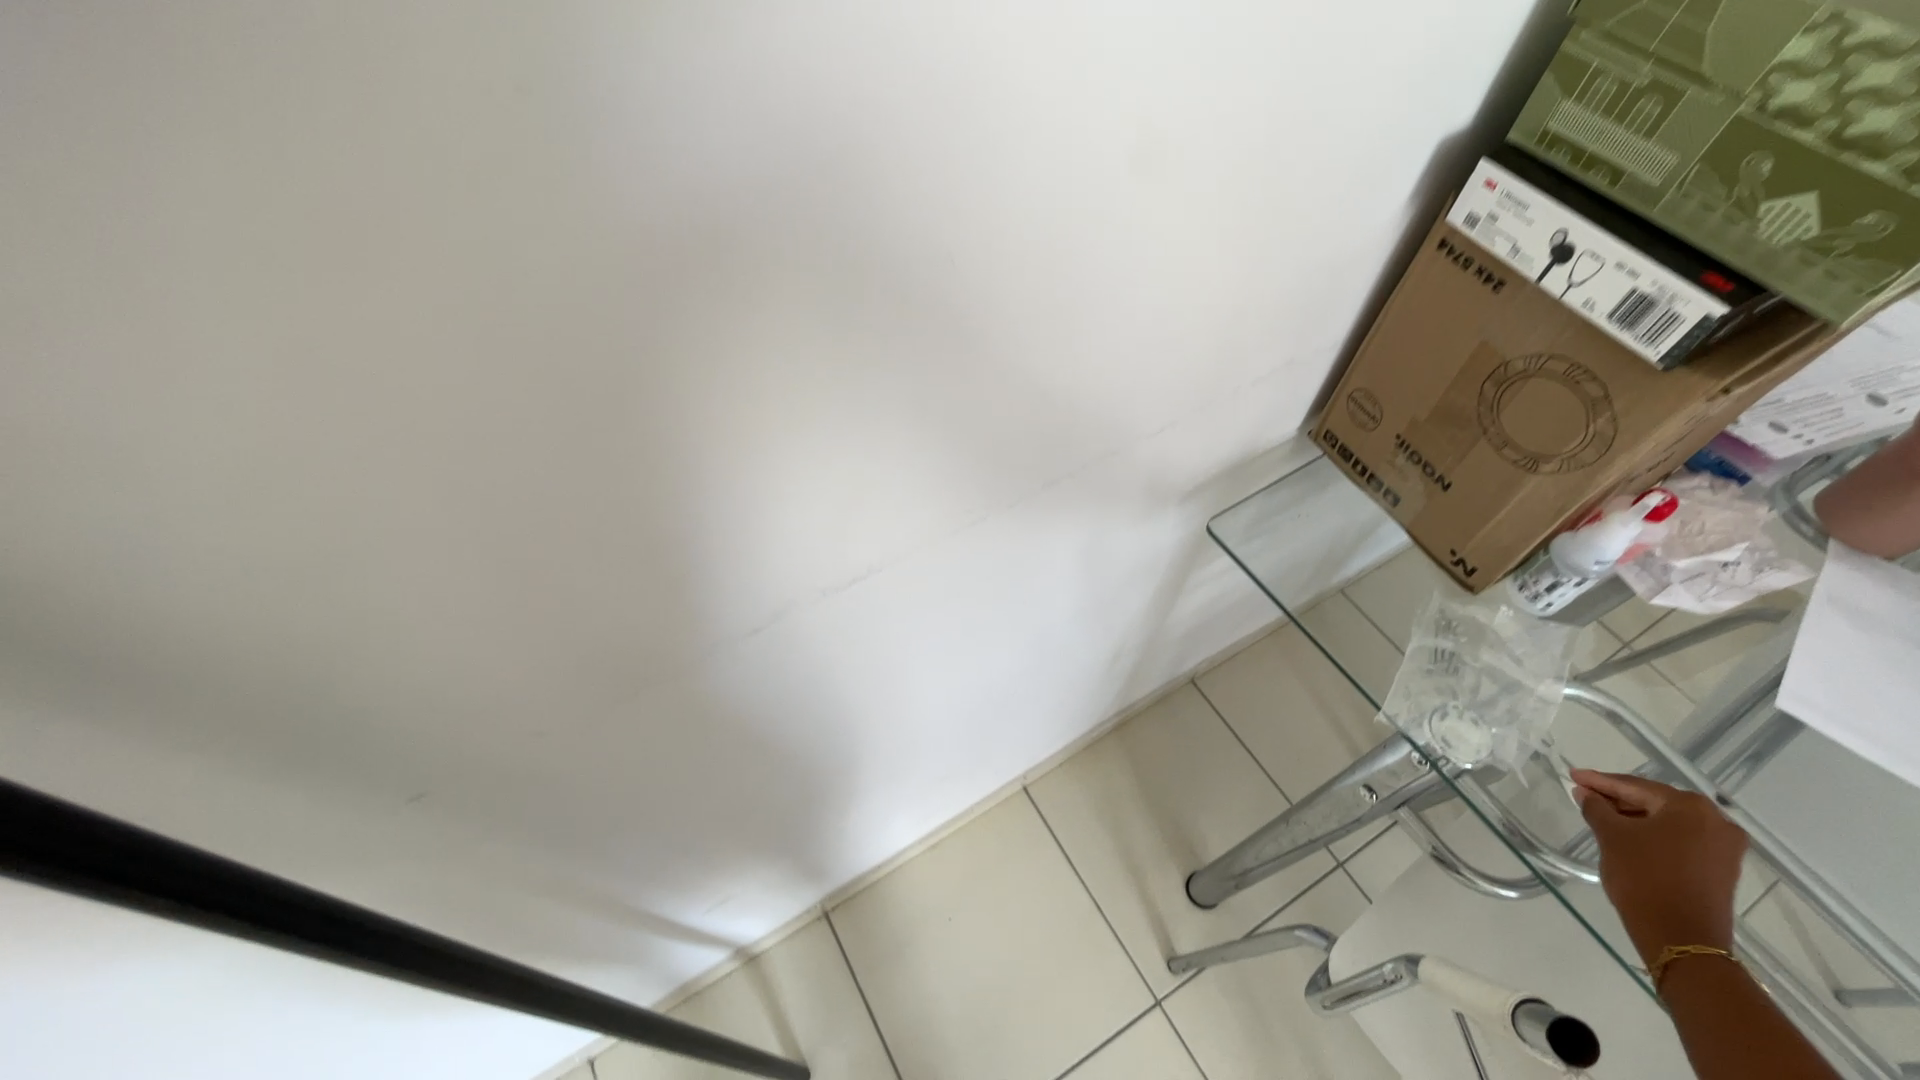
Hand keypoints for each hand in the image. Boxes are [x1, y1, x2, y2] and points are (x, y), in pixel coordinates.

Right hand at [1571, 769, 1748, 967]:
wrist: (1681, 936)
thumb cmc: (1644, 877)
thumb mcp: (1611, 837)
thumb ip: (1596, 808)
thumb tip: (1586, 793)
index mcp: (1691, 807)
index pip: (1636, 786)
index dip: (1600, 782)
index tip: (1574, 776)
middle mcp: (1716, 821)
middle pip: (1657, 802)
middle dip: (1620, 799)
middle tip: (1586, 796)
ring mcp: (1725, 847)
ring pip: (1671, 823)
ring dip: (1637, 818)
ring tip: (1604, 818)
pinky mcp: (1723, 868)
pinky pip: (1683, 841)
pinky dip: (1656, 836)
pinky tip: (1632, 838)